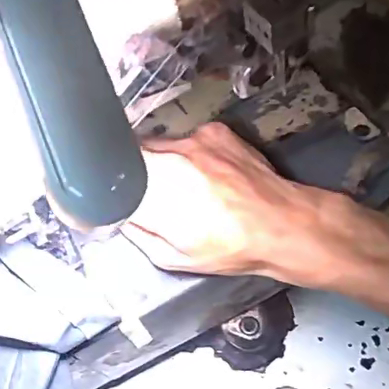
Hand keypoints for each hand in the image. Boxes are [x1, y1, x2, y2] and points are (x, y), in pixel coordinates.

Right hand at [124, 122, 351, 286]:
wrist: (284, 224)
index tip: (108, 193)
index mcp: (154, 196)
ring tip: (185, 186)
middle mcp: (168, 161)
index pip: (110, 176)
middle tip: (150, 193)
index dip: (104, 185)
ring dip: (160, 161)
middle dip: (132, 172)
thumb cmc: (232, 247)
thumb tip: (119, 216)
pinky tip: (206, 173)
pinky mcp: (212, 131)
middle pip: (129, 154)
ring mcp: (192, 141)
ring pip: (156, 144)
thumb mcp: (173, 258)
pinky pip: (185, 138)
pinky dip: (188, 154)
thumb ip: (138, 233)